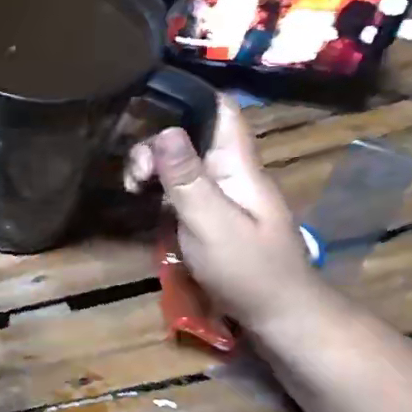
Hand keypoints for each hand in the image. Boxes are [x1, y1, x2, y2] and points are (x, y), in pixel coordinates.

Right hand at [124, 95, 318, 328]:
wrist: (279, 316)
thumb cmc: (249, 269)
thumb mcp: (211, 223)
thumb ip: (186, 178)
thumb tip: (165, 130)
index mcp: (237, 167)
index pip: (221, 112)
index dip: (190, 96)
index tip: (147, 97)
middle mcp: (229, 173)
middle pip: (191, 136)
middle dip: (155, 143)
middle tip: (134, 174)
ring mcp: (219, 195)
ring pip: (180, 162)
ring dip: (152, 166)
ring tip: (132, 188)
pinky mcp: (207, 215)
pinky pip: (178, 186)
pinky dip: (156, 186)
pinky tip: (141, 199)